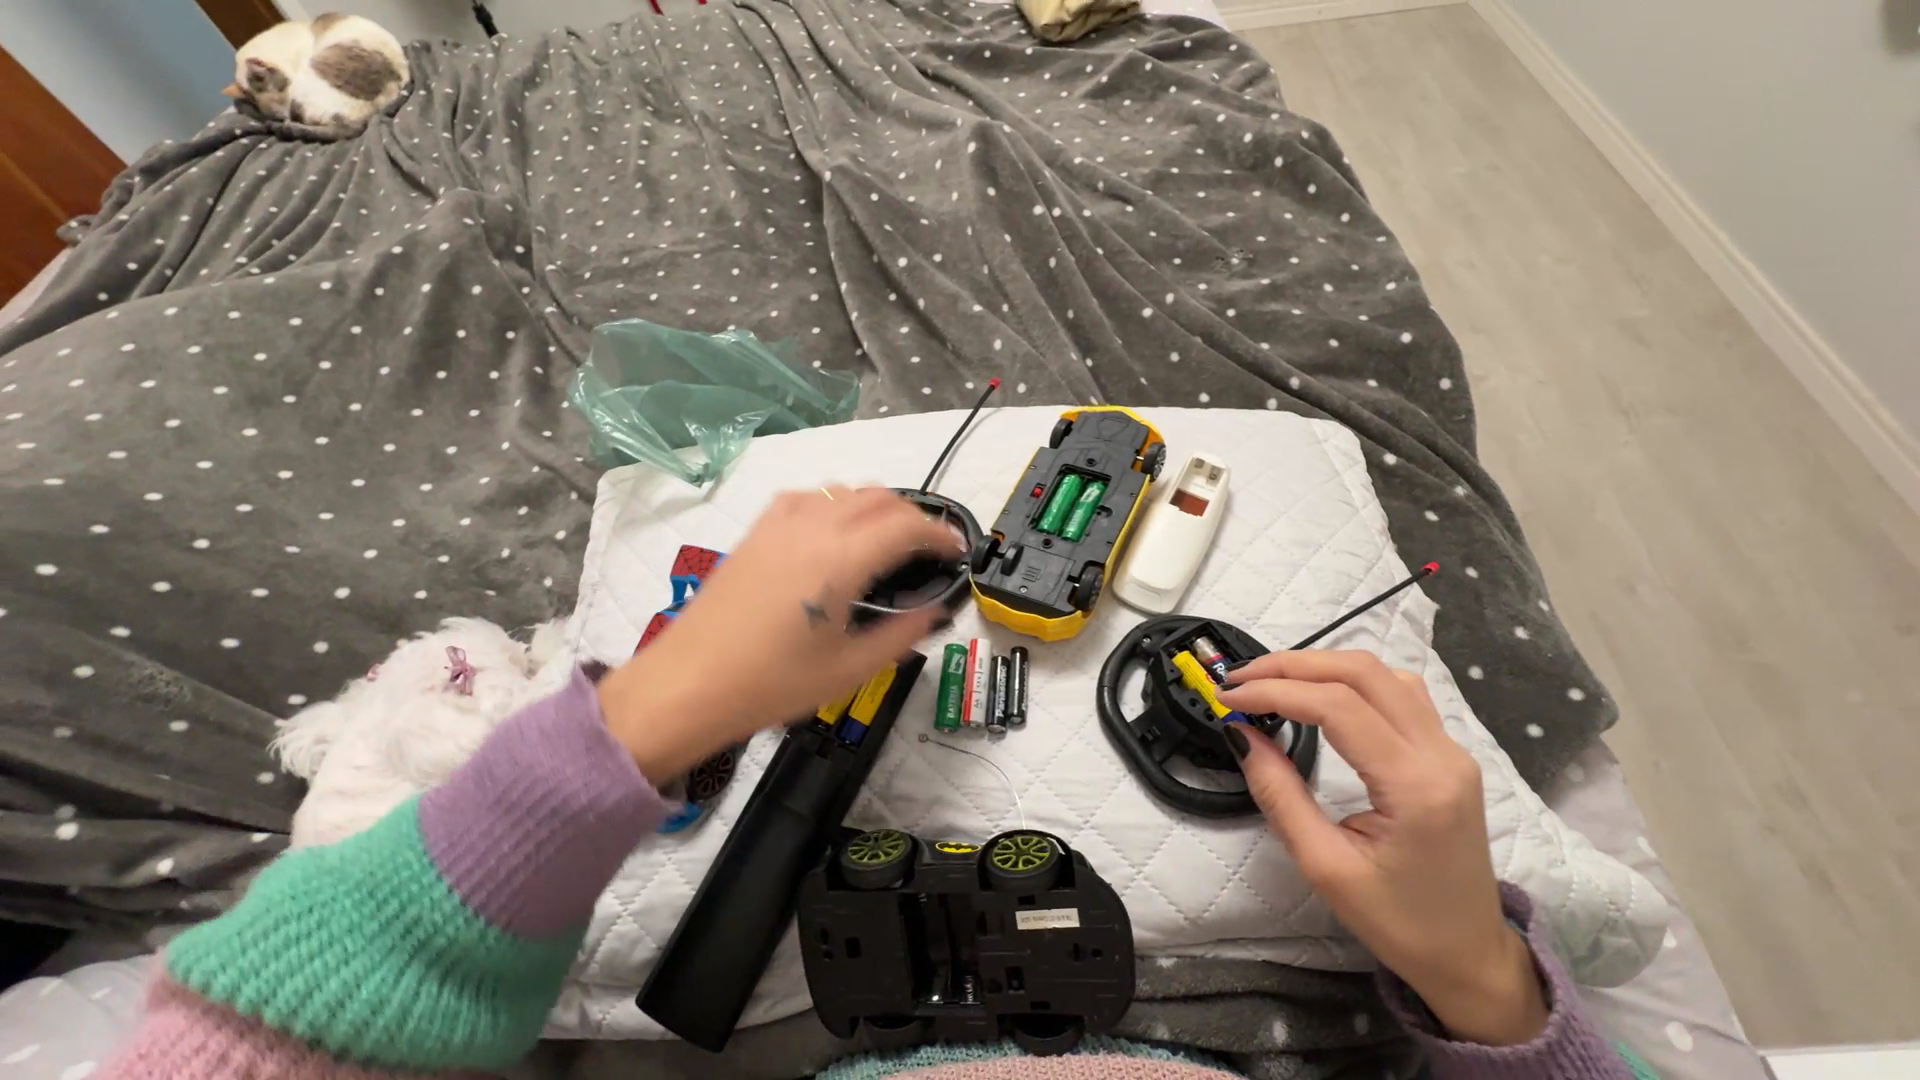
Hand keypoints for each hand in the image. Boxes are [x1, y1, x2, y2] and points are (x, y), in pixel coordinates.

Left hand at [597, 486, 965, 784]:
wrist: (687, 685)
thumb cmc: (770, 685)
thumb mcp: (849, 670)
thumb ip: (902, 634)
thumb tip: (935, 611)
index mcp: (840, 560)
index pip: (906, 525)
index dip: (940, 533)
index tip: (957, 551)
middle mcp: (812, 527)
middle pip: (879, 497)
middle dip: (914, 516)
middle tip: (928, 550)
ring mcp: (779, 524)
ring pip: (844, 491)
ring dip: (877, 505)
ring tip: (889, 540)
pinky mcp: (756, 531)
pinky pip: (808, 497)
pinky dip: (836, 504)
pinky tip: (835, 532)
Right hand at [1217, 651, 1548, 1045]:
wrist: (1469, 955)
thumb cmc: (1398, 922)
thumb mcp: (1323, 865)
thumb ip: (1280, 793)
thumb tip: (1241, 733)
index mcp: (1416, 786)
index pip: (1338, 706)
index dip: (1275, 691)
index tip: (1228, 700)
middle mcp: (1442, 754)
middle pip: (1362, 673)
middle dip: (1292, 665)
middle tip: (1240, 680)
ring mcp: (1451, 749)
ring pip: (1383, 673)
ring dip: (1321, 665)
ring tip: (1271, 681)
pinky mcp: (1447, 752)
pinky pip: (1400, 690)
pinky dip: (1351, 678)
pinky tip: (1321, 692)